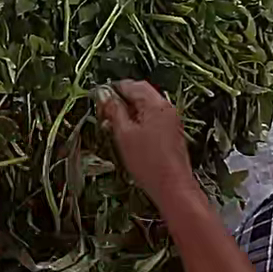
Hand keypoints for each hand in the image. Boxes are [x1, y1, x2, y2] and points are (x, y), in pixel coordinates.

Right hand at [96, 80, 199, 200]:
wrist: (172, 187)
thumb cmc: (149, 163)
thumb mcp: (124, 134)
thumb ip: (113, 111)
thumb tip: (104, 94)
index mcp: (156, 104)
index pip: (132, 85)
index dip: (113, 88)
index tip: (99, 96)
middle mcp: (166, 108)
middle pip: (141, 94)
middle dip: (122, 100)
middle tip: (104, 111)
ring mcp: (171, 120)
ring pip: (146, 107)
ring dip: (130, 111)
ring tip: (114, 125)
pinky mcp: (172, 132)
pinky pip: (153, 118)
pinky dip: (139, 121)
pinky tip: (129, 135)